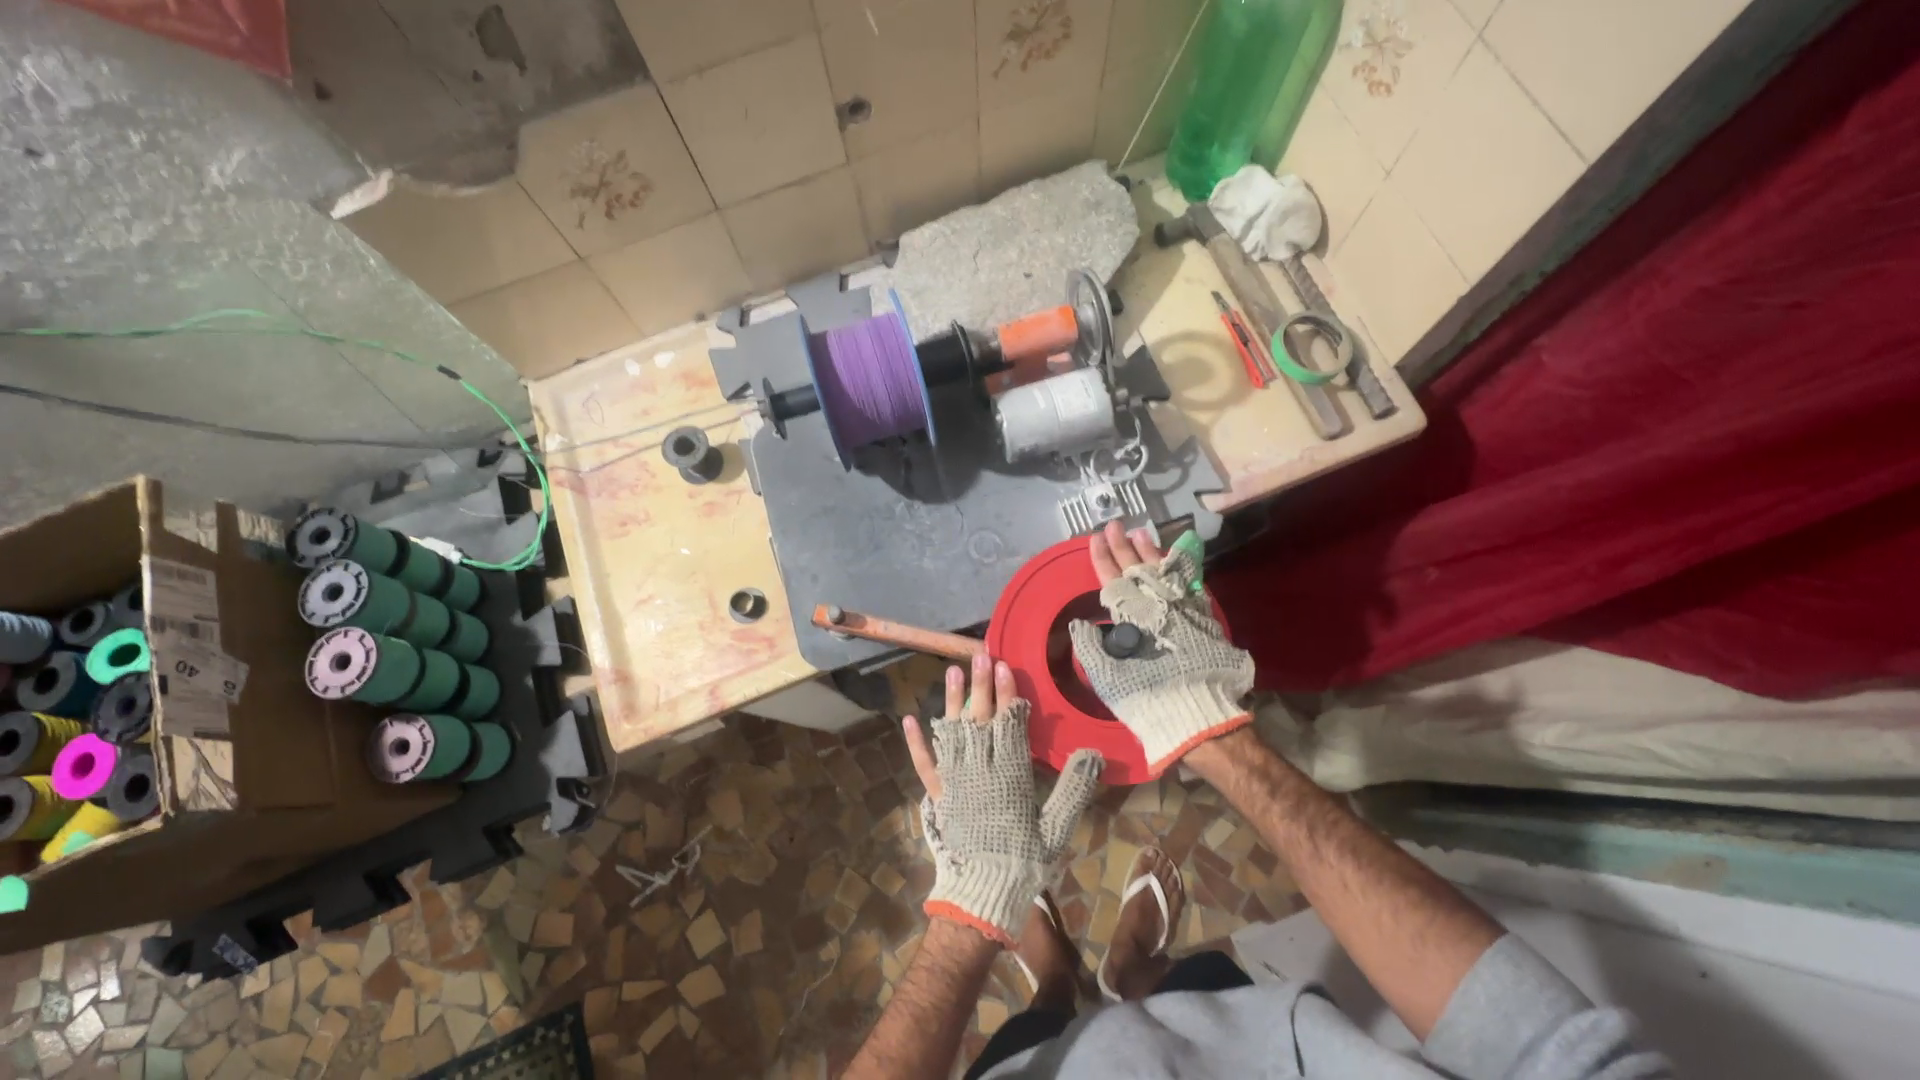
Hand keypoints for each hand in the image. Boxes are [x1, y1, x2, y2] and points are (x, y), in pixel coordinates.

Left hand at [903, 653, 1102, 945]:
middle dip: (981, 687)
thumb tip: (1092, 754)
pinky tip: (910, 720)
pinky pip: (925, 765)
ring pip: (952, 733)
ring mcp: (955, 781)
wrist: (983, 893)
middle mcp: (979, 770)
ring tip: (952, 672)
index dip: (1008, 696)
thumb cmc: (1024, 862)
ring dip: (950, 702)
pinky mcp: (939, 796)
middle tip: (981, 656)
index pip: (1009, 725)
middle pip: (980, 720)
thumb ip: (1073, 789)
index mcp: (1010, 775)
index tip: (1006, 668)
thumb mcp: (1056, 829)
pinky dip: (916, 743)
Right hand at [1069, 520, 1255, 775]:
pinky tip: (1174, 560)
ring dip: (1150, 552)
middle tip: (1114, 525)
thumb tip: (1081, 624)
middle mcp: (1155, 604)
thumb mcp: (1106, 677)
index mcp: (1129, 616)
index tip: (1094, 537)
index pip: (1111, 578)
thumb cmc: (1145, 697)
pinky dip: (1178, 569)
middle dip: (1122, 546)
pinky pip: (1187, 584)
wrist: (1195, 711)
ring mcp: (1181, 608)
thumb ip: (1091, 647)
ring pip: (1163, 571)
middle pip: (1136, 568)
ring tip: (1141, 535)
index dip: (1101, 557)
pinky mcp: (1202, 617)